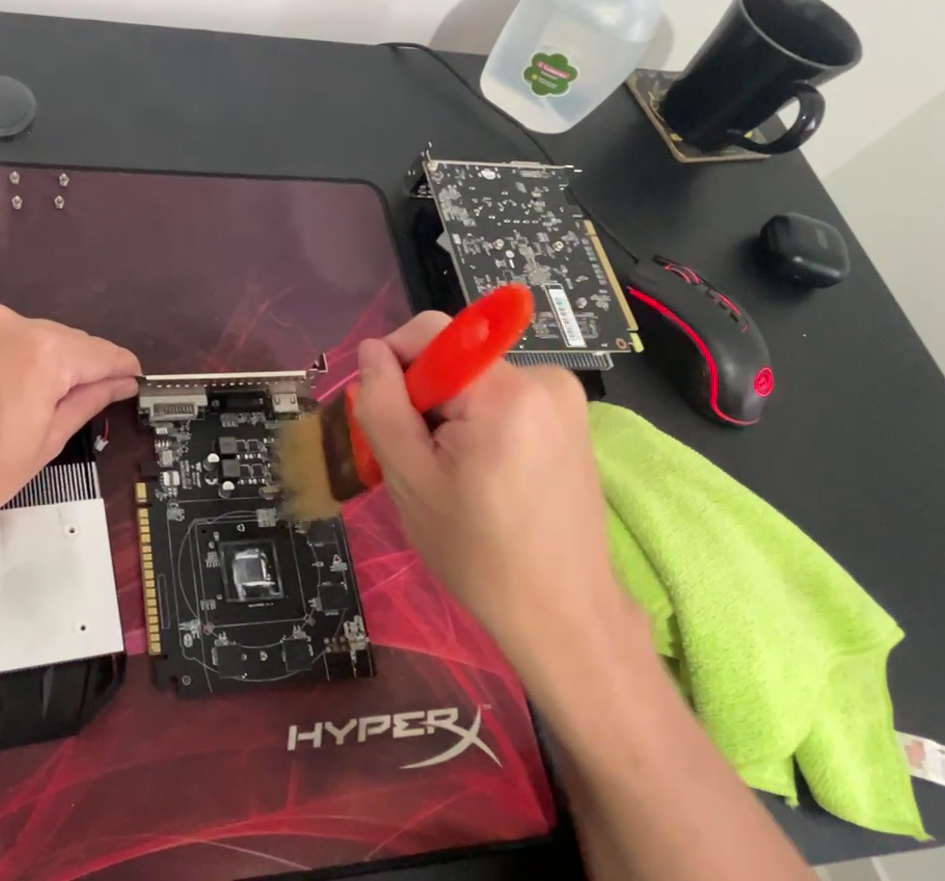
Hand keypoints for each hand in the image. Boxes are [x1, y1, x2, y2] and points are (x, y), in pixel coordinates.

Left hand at [0, 305, 140, 639]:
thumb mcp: (44, 443)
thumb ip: (87, 402)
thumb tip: (116, 384)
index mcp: (40, 352)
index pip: (100, 352)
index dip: (121, 369)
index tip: (131, 379)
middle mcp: (4, 323)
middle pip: (61, 340)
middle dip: (75, 368)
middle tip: (78, 403)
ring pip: (21, 337)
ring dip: (32, 362)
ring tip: (22, 406)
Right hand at [352, 311, 632, 672]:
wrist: (562, 611)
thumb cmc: (478, 553)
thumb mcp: (409, 479)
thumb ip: (383, 406)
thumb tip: (372, 351)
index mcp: (506, 392)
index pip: (431, 333)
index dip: (394, 367)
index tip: (389, 421)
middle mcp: (544, 379)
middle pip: (453, 359)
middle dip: (423, 400)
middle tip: (418, 463)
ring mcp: (565, 399)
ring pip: (475, 382)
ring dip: (449, 416)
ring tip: (452, 477)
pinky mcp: (572, 420)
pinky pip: (503, 400)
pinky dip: (479, 425)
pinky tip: (482, 476)